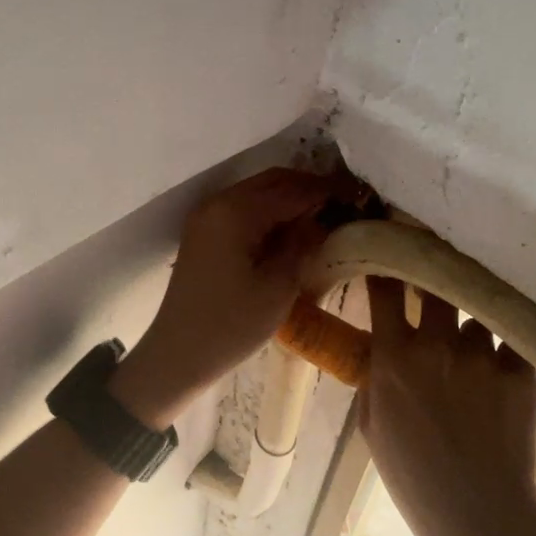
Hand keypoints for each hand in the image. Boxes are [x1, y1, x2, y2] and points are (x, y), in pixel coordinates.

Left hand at [108, 168, 338, 426]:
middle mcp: (219, 203)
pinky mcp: (205, 232)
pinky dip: (270, 210)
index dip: (326, 190)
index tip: (358, 194)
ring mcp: (208, 216)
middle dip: (308, 187)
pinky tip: (292, 229)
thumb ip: (303, 245)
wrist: (177, 353)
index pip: (291, 190)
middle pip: (272, 182)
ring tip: (324, 215)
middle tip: (344, 202)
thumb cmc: (231, 325)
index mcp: (236, 212)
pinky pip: (244, 207)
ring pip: (258, 192)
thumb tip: (323, 219)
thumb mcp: (278, 287)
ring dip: (290, 197)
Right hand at [362, 276, 535, 535]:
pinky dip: (506, 353)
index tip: (387, 259)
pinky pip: (512, 345)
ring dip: (471, 328)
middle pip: (436, 287)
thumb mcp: (373, 427)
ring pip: (476, 319)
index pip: (386, 290)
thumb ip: (375, 379)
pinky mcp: (523, 375)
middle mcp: (438, 345)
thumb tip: (381, 351)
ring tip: (473, 353)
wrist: (484, 521)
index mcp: (394, 357)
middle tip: (434, 289)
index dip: (386, 270)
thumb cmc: (415, 481)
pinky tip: (503, 373)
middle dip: (434, 283)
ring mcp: (484, 358)